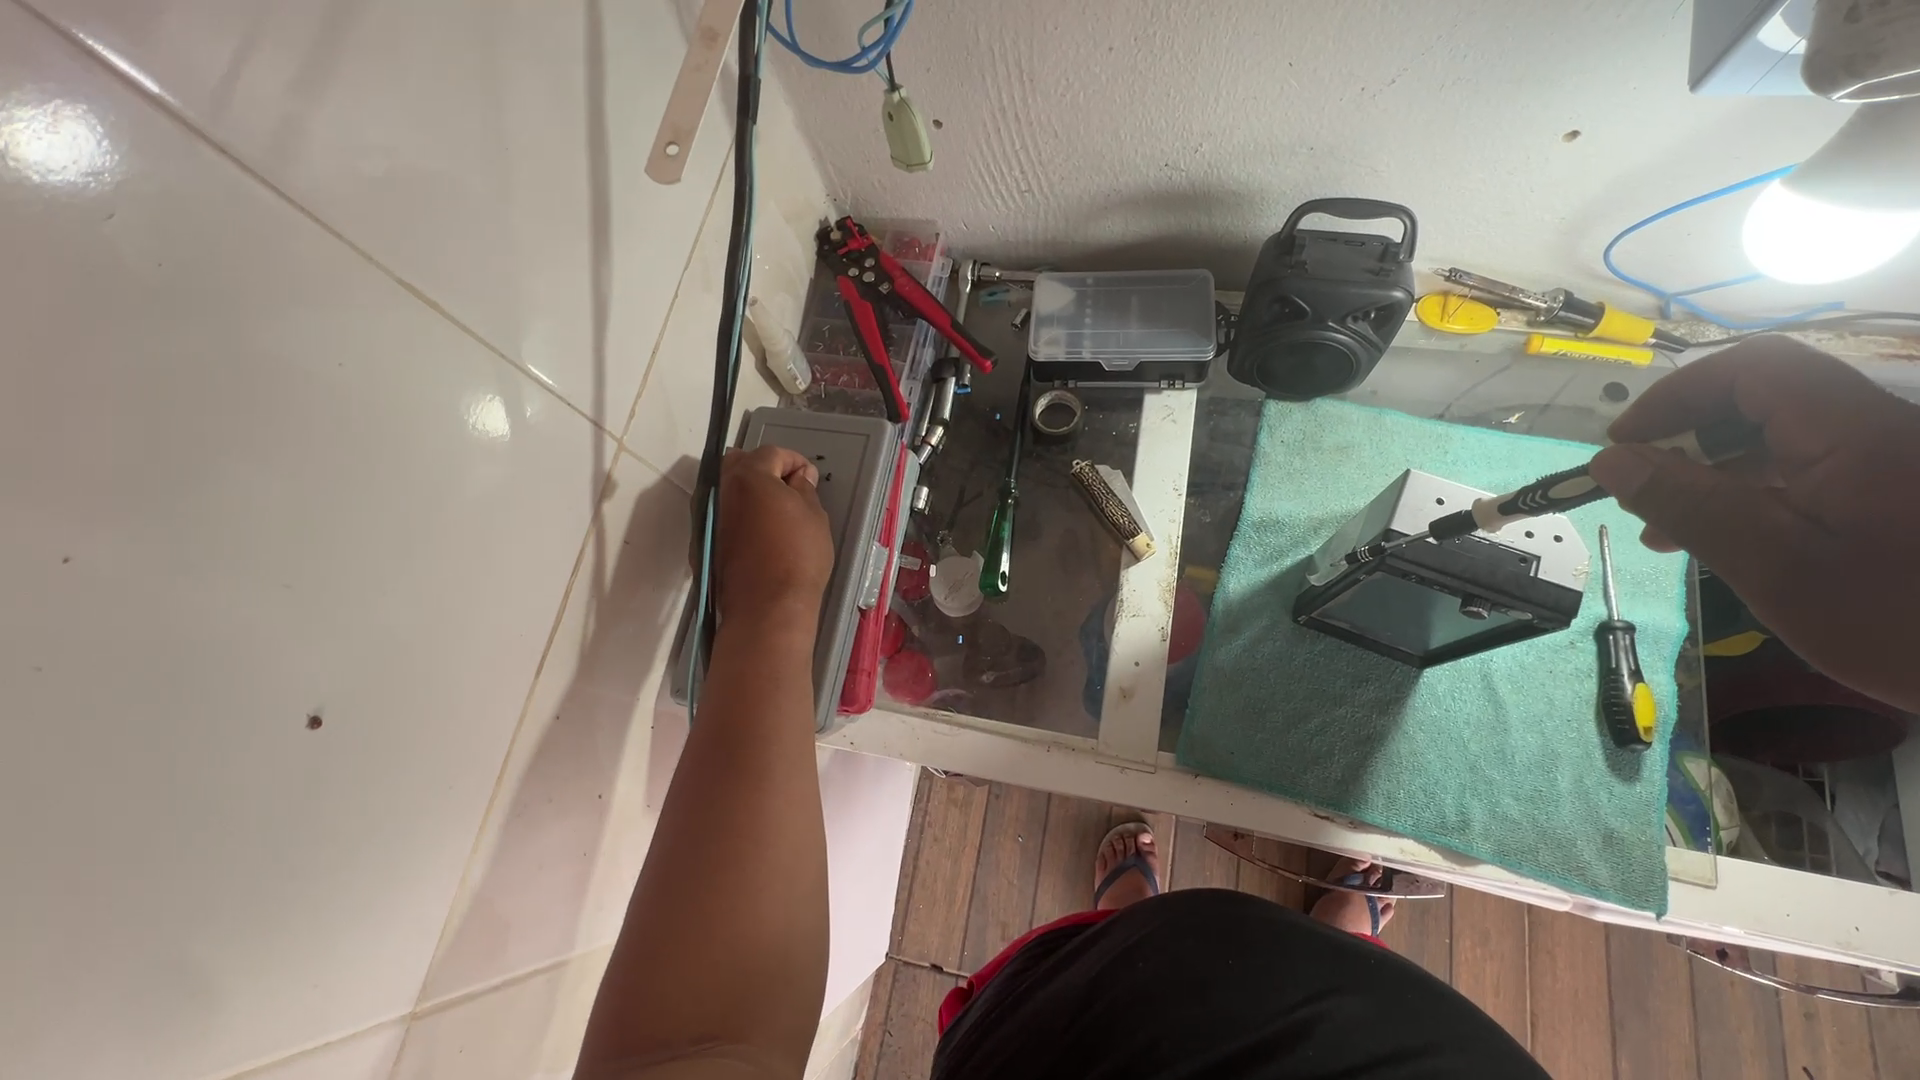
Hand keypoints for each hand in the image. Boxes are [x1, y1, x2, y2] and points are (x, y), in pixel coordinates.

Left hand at [711, 445, 832, 626]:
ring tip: (772, 512)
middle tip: (788, 490)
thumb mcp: (815, 517)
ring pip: (724, 490)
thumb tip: (799, 477)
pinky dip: (736, 516)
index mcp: (748, 476)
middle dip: (764, 469)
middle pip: (738, 464)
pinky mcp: (702, 542)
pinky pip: (719, 516)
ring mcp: (707, 517)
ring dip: (746, 492)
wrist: (766, 609)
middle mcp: (720, 490)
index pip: (771, 453)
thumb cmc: (798, 557)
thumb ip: (804, 489)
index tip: (809, 478)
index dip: (794, 461)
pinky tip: (756, 534)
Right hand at [1588, 337, 1919, 710]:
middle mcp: (1883, 434)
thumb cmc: (1900, 623)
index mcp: (1856, 435)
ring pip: (1784, 441)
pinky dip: (1751, 495)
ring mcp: (1896, 468)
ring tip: (1661, 528)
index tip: (1623, 444)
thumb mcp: (1774, 567)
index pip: (1755, 369)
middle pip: (1767, 401)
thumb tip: (1612, 459)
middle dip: (1686, 437)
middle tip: (1635, 489)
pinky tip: (1721, 539)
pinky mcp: (1901, 501)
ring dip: (1710, 472)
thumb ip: (1688, 505)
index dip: (1677, 394)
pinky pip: (1810, 474)